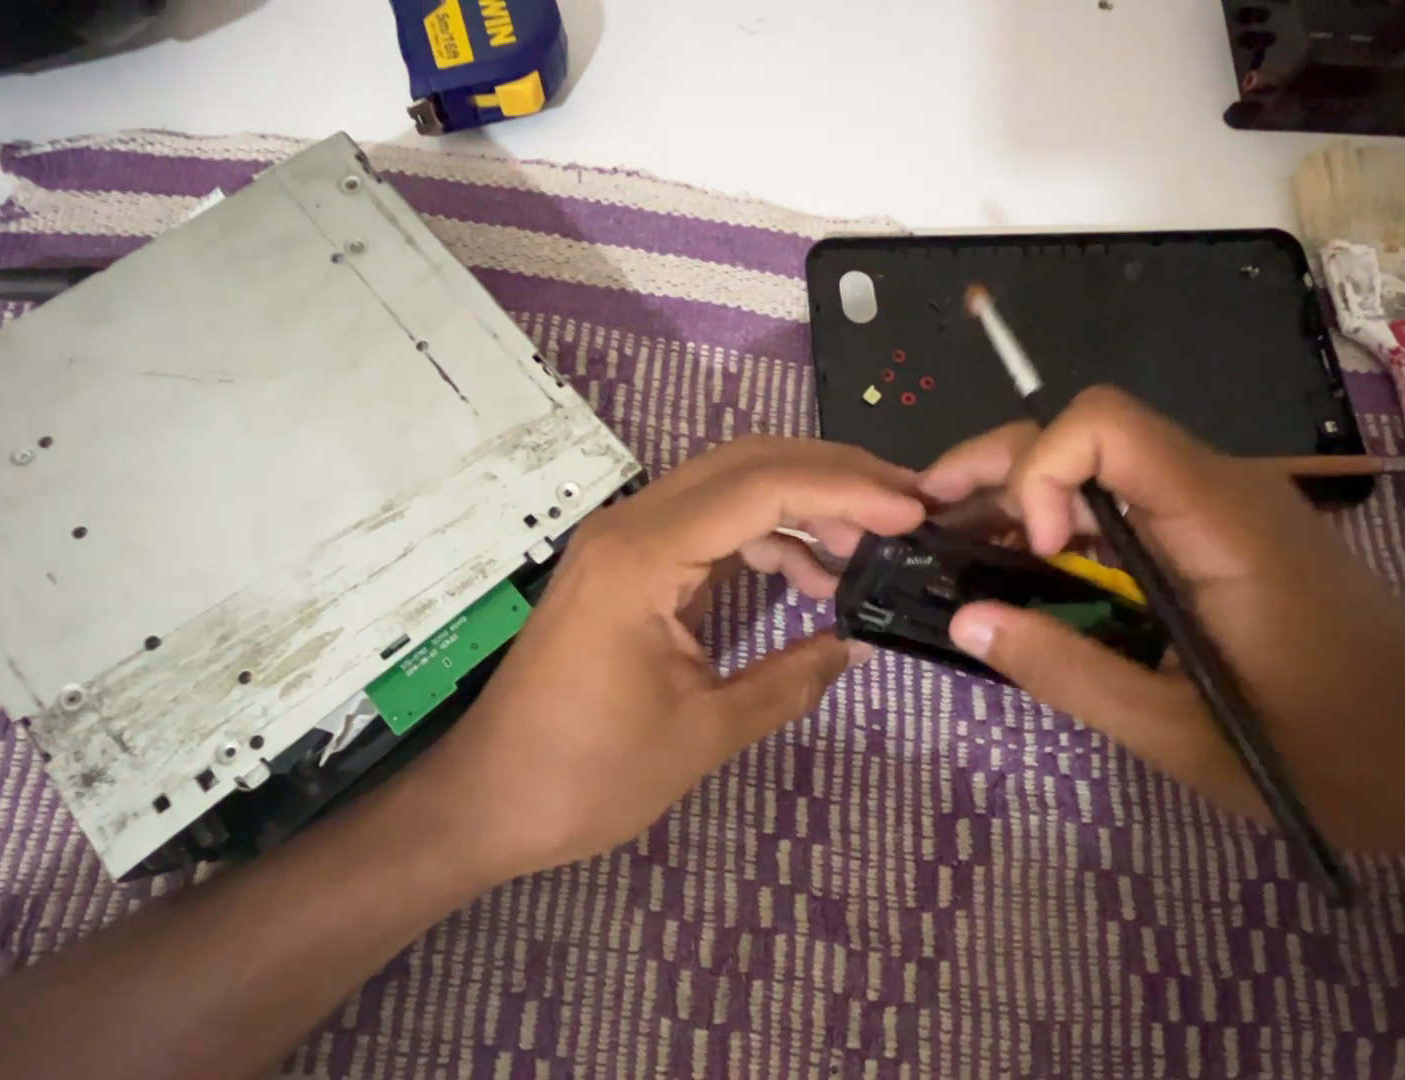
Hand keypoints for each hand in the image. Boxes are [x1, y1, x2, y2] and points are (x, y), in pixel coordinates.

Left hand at [401, 437, 925, 884]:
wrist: (490, 799)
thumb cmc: (589, 775)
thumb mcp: (705, 732)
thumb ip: (791, 680)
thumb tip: (859, 645)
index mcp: (644, 556)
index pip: (763, 486)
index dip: (848, 490)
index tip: (914, 513)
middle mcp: (632, 525)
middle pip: (748, 464)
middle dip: (834, 477)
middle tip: (906, 509)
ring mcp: (624, 540)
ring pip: (730, 487)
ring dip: (802, 506)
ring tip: (867, 548)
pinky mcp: (626, 564)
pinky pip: (709, 526)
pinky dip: (765, 539)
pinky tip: (808, 578)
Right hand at [919, 387, 1404, 857]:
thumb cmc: (1333, 762)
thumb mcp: (1182, 737)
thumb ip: (1067, 673)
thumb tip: (964, 619)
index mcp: (1222, 522)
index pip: (1104, 424)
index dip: (1040, 470)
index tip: (1029, 551)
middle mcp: (1222, 492)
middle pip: (1089, 432)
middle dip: (999, 468)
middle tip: (931, 521)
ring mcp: (1223, 512)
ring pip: (1102, 464)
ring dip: (1022, 494)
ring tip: (960, 544)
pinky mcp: (1221, 538)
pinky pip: (1127, 502)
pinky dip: (1061, 522)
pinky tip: (1026, 565)